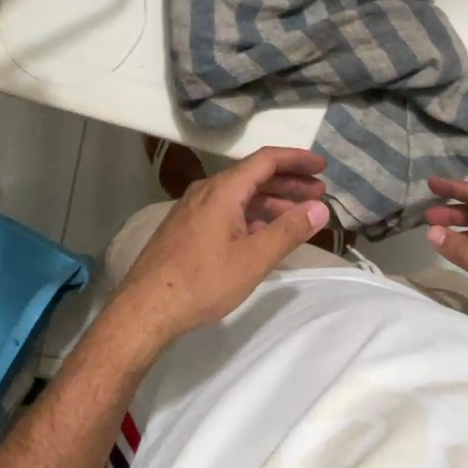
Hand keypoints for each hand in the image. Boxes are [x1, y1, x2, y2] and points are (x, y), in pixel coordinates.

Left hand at [111, 147, 331, 343]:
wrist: (145, 307)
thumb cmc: (202, 281)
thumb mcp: (253, 259)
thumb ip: (288, 231)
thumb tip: (320, 208)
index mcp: (223, 189)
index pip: (266, 160)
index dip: (296, 160)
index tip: (322, 167)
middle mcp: (207, 190)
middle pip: (254, 175)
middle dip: (288, 182)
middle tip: (319, 192)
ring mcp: (194, 208)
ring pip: (240, 194)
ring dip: (271, 200)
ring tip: (299, 213)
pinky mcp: (187, 227)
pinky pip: (227, 208)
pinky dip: (252, 213)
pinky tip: (265, 232)